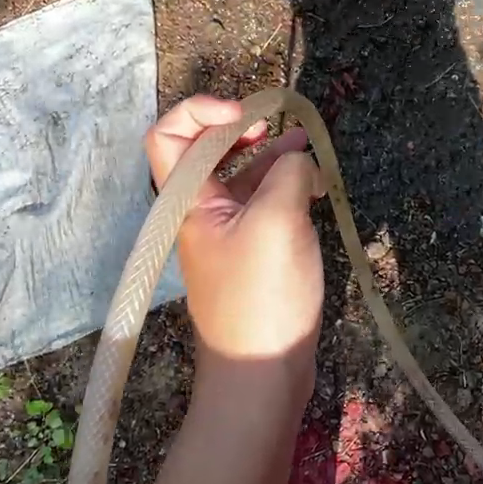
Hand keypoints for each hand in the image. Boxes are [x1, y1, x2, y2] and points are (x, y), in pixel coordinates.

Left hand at [146, 96, 324, 370]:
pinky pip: (263, 203)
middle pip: (206, 149)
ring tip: (305, 142)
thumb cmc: (262, 293)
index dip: (199, 110)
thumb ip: (289, 171)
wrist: (262, 373)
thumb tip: (298, 159)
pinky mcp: (253, 253)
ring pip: (240, 176)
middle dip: (239, 127)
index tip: (245, 114)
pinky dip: (285, 184)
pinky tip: (314, 183)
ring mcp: (227, 234)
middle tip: (273, 125)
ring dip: (269, 153)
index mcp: (188, 200)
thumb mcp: (279, 218)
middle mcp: (200, 211)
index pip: (168, 135)